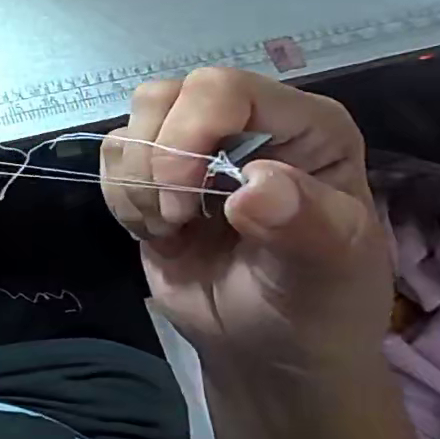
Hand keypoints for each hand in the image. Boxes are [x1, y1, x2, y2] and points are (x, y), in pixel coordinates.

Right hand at [100, 68, 393, 370]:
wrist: (263, 348)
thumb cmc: (312, 307)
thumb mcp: (330, 275)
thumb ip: (307, 227)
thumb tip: (254, 186)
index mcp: (302, 127)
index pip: (223, 89)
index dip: (189, 132)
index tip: (186, 198)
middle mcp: (242, 124)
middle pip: (162, 97)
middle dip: (155, 162)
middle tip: (178, 216)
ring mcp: (190, 147)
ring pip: (129, 129)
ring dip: (136, 187)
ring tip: (171, 229)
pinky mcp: (147, 173)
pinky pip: (109, 161)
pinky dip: (122, 201)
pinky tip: (157, 232)